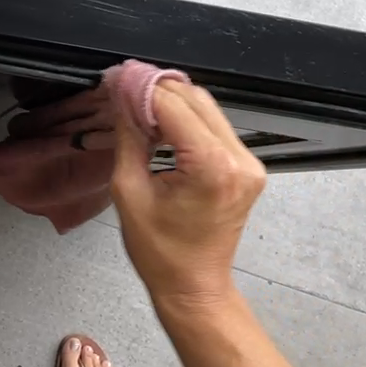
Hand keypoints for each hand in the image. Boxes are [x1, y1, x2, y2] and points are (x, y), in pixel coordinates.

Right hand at [110, 81, 265, 309]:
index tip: (116, 80)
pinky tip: (161, 124)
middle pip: (195, 99)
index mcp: (211, 167)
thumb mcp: (128, 192)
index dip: (142, 89)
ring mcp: (249, 163)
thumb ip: (129, 138)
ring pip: (207, 108)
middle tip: (123, 87)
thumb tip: (122, 98)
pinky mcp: (248, 167)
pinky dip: (187, 118)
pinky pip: (215, 127)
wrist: (194, 286)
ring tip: (138, 105)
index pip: (173, 106)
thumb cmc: (159, 252)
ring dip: (172, 101)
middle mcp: (238, 160)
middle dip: (157, 90)